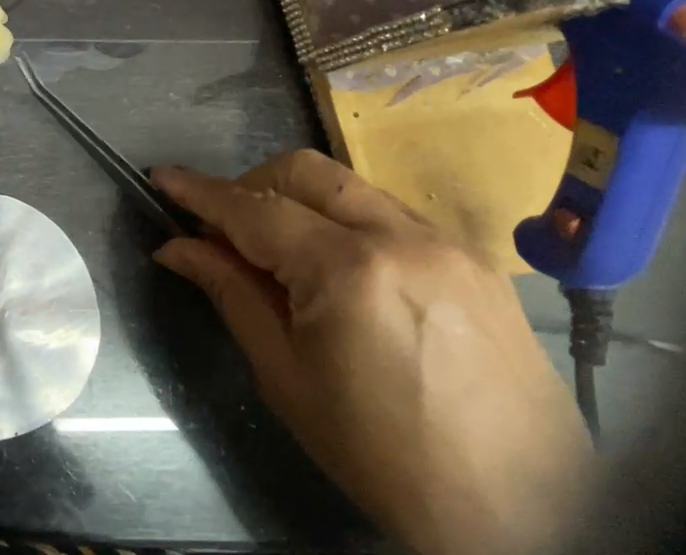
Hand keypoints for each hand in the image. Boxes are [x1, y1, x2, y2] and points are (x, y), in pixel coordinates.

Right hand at [151, 151, 593, 554]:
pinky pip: (394, 216)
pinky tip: (337, 269)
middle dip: (250, 185)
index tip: (161, 178)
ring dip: (300, 200)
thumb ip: (230, 293)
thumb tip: (177, 247)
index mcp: (348, 269)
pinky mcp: (480, 266)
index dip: (200, 191)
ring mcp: (451, 247)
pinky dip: (347, 221)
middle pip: (305, 172)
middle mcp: (404, 237)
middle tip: (220, 227)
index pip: (254, 208)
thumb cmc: (381, 453)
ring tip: (277, 250)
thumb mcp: (285, 375)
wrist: (524, 513)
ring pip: (352, 187)